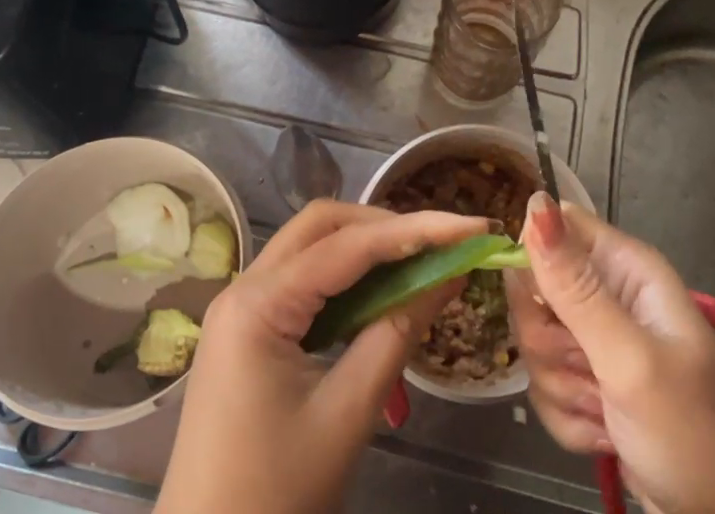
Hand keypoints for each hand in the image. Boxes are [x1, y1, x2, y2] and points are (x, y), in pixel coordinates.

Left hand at [157, 200, 487, 513]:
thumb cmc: (276, 489)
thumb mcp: (348, 411)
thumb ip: (398, 333)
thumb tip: (450, 276)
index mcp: (258, 304)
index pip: (348, 245)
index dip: (416, 229)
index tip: (473, 226)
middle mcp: (243, 290)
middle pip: (322, 226)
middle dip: (387, 226)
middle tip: (445, 244)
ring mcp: (241, 309)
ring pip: (312, 249)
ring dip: (368, 248)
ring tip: (426, 262)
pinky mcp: (248, 331)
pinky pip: (303, 283)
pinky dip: (347, 279)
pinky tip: (384, 295)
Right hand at [505, 194, 714, 513]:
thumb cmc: (694, 433)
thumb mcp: (631, 358)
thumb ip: (576, 288)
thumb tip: (536, 202)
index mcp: (628, 270)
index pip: (556, 228)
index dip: (535, 261)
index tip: (544, 308)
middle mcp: (611, 297)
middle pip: (535, 292)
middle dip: (551, 344)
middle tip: (590, 370)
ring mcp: (599, 344)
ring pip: (536, 346)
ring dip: (563, 388)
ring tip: (609, 410)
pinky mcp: (589, 386)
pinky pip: (544, 388)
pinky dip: (569, 419)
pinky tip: (605, 434)